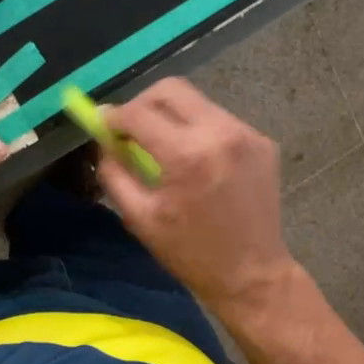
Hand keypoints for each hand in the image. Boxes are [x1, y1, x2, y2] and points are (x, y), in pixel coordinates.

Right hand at [97, 78, 298, 311]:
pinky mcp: (262, 141)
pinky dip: (198, 132)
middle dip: (142, 104)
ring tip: (162, 148)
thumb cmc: (190, 252)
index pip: (139, 113)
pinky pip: (219, 121)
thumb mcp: (139, 218)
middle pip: (170, 90)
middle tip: (129, 129)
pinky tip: (195, 162)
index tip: (101, 123)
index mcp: (187, 155)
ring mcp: (246, 134)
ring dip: (171, 117)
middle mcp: (220, 132)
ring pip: (196, 102)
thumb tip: (103, 142)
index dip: (113, 116)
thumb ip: (114, 173)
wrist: (252, 274)